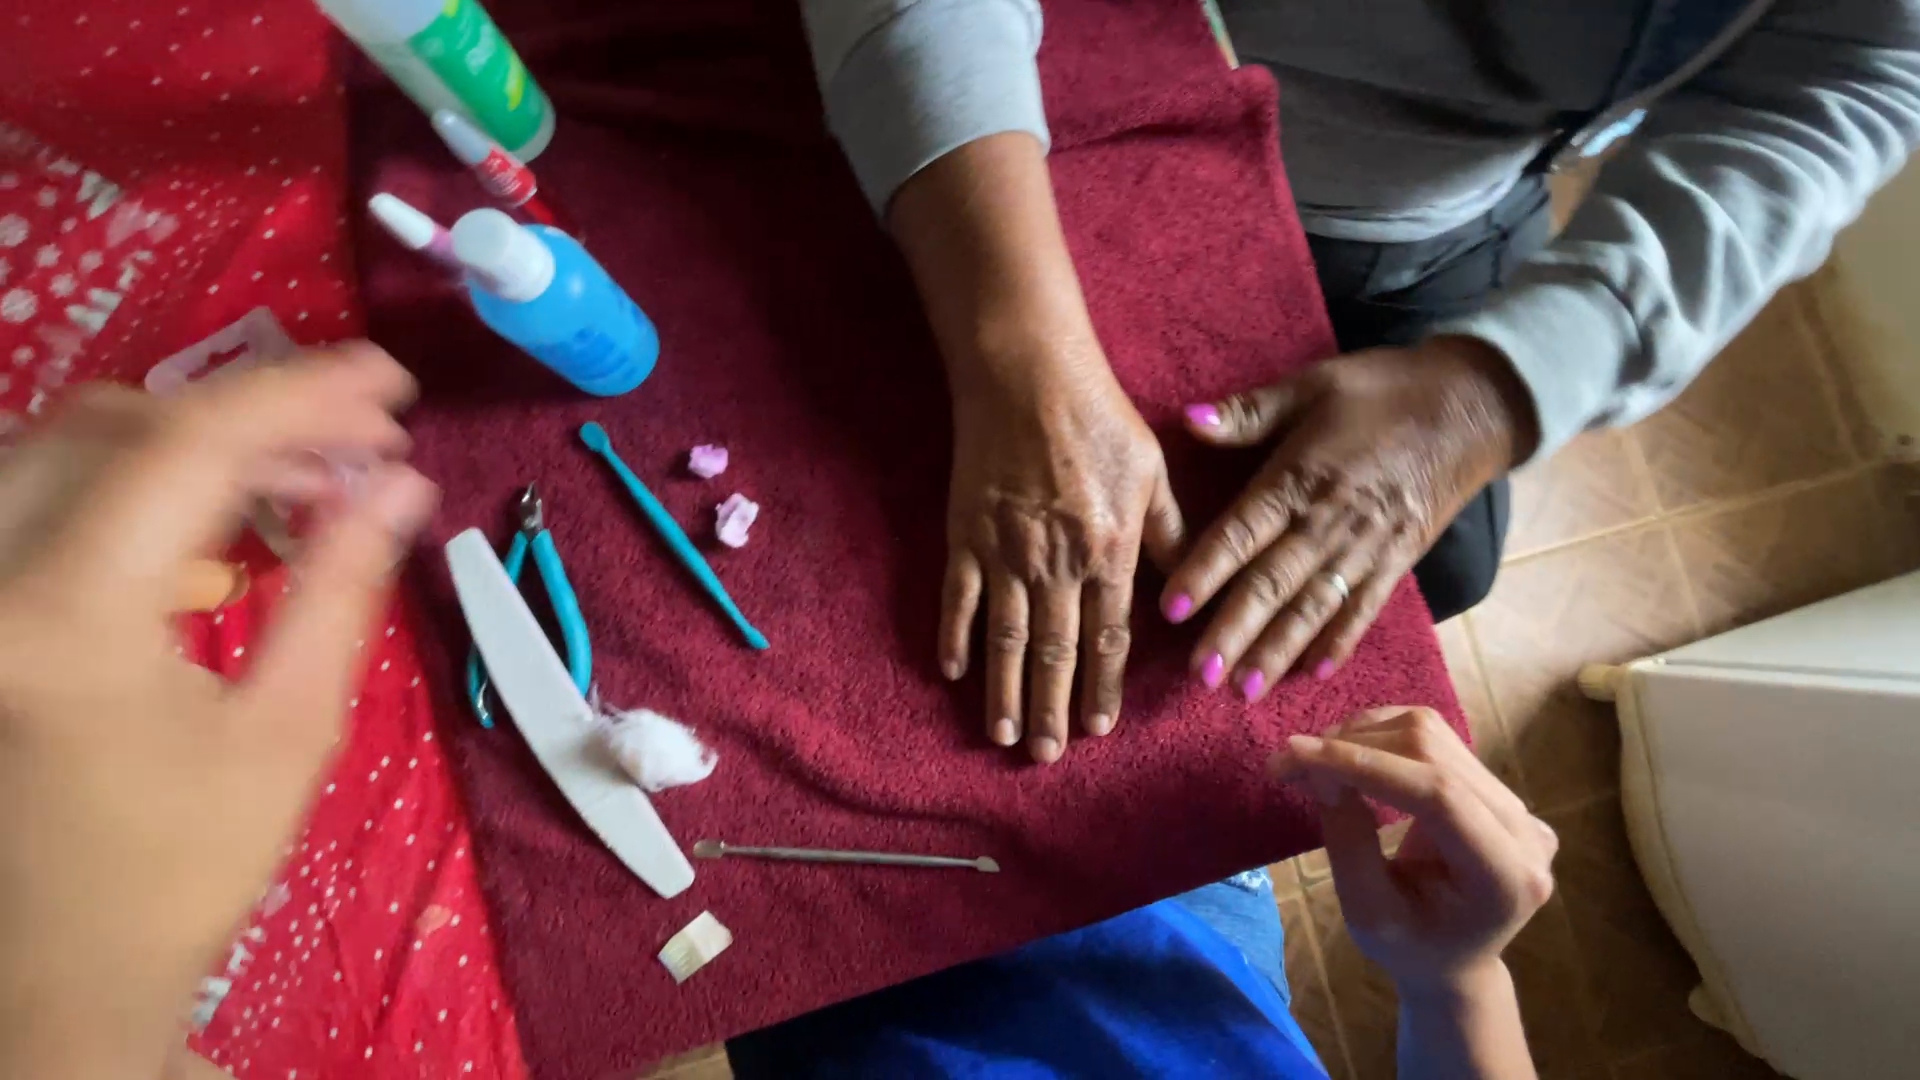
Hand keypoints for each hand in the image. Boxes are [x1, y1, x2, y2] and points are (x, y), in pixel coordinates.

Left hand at [0, 345, 434, 1077]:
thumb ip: (343, 586)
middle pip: (118, 428)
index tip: (394, 377)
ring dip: (210, 446)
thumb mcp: (295, 720)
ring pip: (72, 449)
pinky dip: (155, 487)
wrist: (46, 967)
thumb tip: (403, 484)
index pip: (186, 450)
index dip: (300, 394)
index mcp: (61, 624)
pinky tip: (228, 530)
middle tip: (371, 442)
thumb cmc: (188, 855)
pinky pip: (48, 498)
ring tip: (317, 480)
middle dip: (261, 416)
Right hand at [940, 337, 1184, 762]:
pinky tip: (953, 672)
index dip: (1103, 689)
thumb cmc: (1098, 417)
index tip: (1098, 731)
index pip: (1109, 638)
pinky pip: (958, 599)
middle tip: (1046, 755)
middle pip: (1057, 652)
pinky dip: (954, 636)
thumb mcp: (1152, 470)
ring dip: (1006, 691)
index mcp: (1111, 550)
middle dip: (1053, 708)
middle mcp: (1059, 564)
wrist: (1027, 375)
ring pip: (1008, 639)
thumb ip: (1168, 534)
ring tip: (1004, 735)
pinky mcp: (965, 536)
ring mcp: (1006, 554)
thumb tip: (1185, 588)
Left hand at [1161, 338, 1533, 698]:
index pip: (1242, 534)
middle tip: (1199, 674)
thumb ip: (1248, 411)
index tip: (1170, 610)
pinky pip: (1363, 609)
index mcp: (1300, 479)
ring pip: (1313, 608)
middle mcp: (1329, 522)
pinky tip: (1312, 674)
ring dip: (1277, 650)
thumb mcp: (1311, 385)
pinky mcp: (1397, 562)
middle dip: (1234, 632)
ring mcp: (1367, 548)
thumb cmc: (1381, 391)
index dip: (1204, 572)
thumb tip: (1186, 418)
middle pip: (1272, 584)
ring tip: (1244, 690)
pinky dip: (1338, 642)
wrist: (1475, 404)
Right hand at [1273, 707, 1556, 995]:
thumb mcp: (1366, 910)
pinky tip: (1345, 754)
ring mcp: (1512, 800)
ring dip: (1357, 734)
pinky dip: (1374, 733)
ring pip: (1427, 731)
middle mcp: (1523, 828)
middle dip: (1349, 746)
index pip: (1436, 794)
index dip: (1361, 763)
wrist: (1451, 956)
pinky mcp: (1490, 782)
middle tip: (1287, 762)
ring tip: (1313, 759)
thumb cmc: (1408, 946)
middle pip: (1430, 752)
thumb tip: (1320, 768)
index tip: (1292, 752)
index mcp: (1504, 875)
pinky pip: (1429, 733)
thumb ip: (1347, 837)